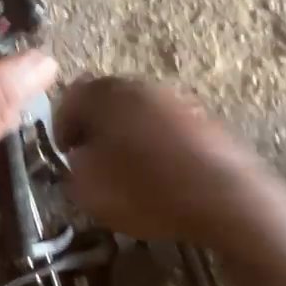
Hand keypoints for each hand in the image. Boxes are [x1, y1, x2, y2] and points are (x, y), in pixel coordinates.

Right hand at [55, 77, 285, 243]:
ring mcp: (175, 100)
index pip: (68, 98)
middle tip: (91, 158)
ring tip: (125, 169)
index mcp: (103, 94)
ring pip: (137, 112)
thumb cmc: (144, 189)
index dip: (60, 127)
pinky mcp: (203, 119)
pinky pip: (165, 127)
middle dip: (94, 127)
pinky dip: (155, 144)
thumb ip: (73, 167)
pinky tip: (158, 173)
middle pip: (105, 100)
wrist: (224, 198)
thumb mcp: (87, 188)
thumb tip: (80, 159)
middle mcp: (138, 87)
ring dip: (125, 134)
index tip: (64, 154)